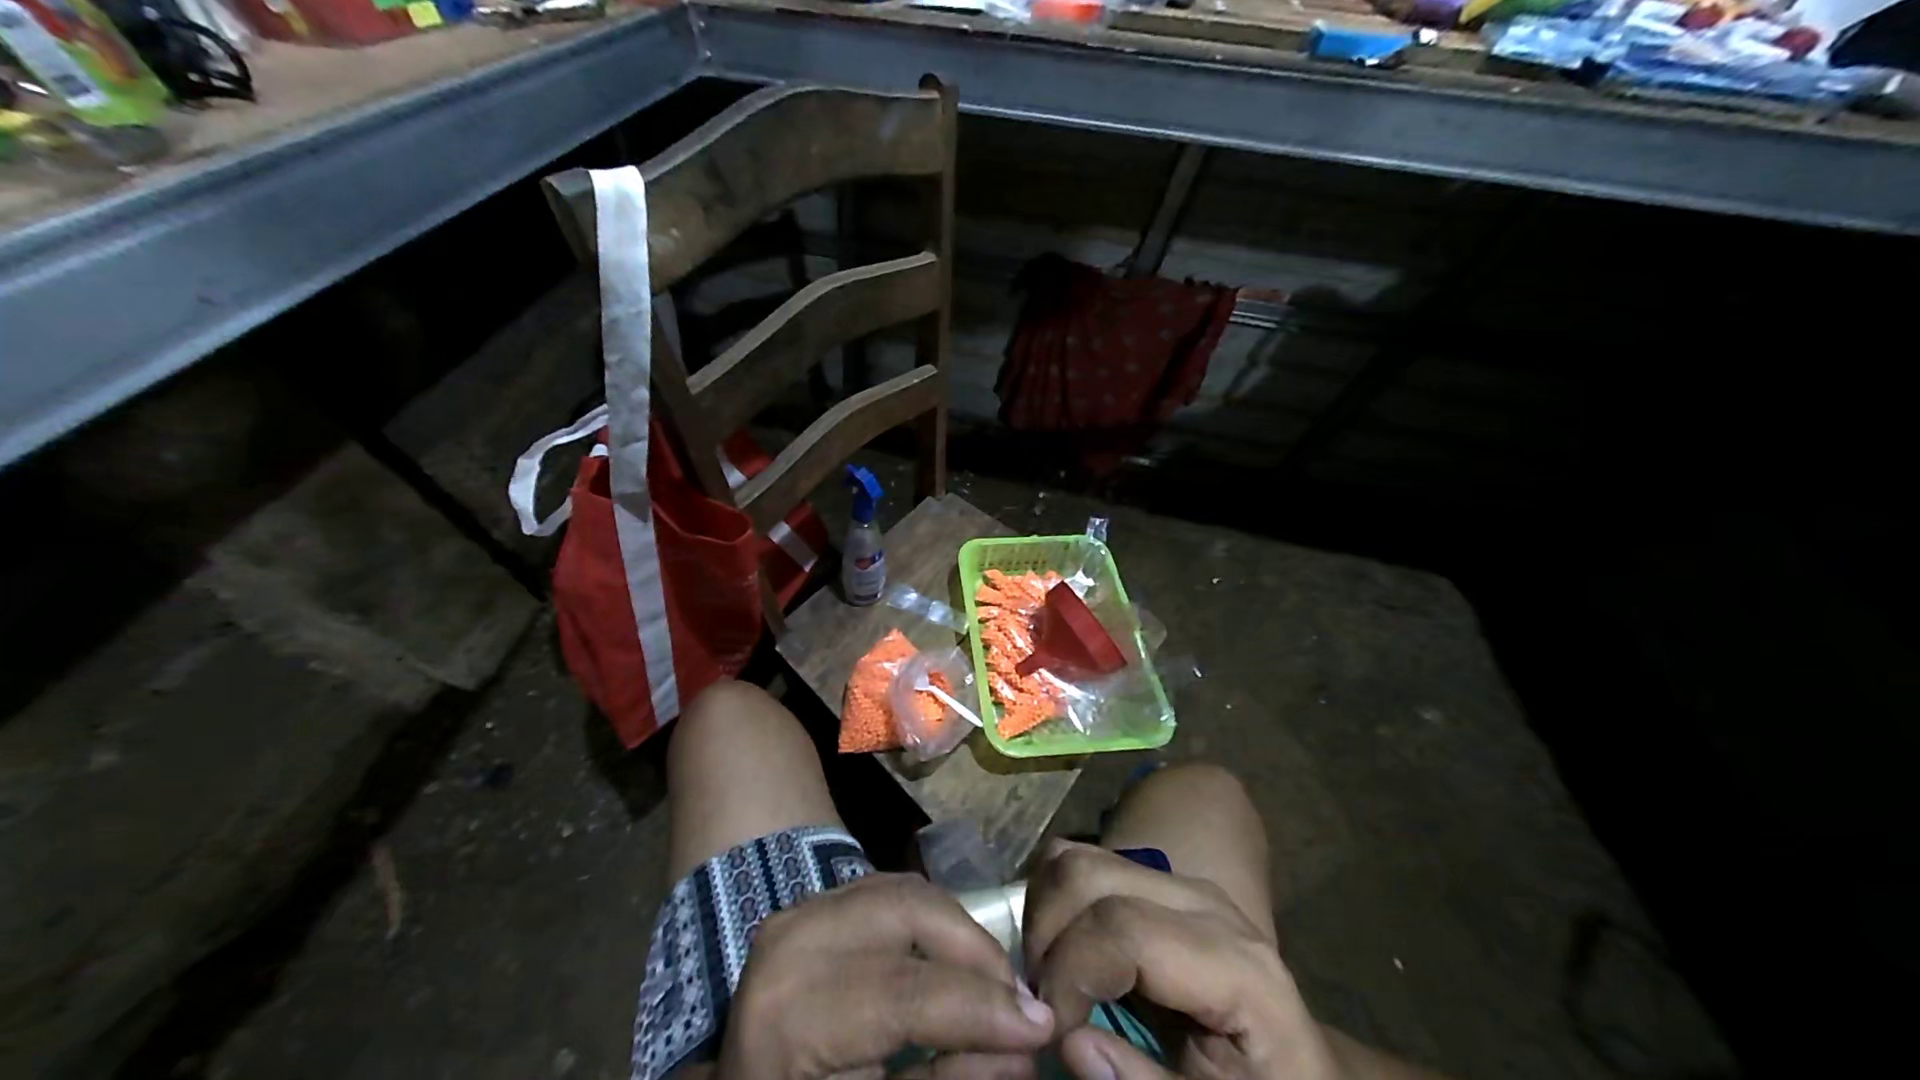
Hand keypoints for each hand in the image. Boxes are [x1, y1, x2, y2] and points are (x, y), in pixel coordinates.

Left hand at [716, 872, 1055, 1079]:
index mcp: (789, 1013)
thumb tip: (1024, 1047)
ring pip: (907, 891)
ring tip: (993, 981)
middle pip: (910, 913)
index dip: (980, 1007)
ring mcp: (801, 910)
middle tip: (1019, 1000)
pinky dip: (934, 917)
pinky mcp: (816, 900)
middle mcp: (791, 941)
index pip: (904, 994)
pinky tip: (954, 956)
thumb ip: (948, 1078)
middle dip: (976, 951)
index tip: (1040, 1025)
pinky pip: (891, 890)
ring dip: (960, 931)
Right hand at [1023, 843, 1342, 1079]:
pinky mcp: (1155, 879)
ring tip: (1049, 979)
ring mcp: (1177, 881)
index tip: (1054, 1032)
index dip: (1071, 974)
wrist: (1299, 1063)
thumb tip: (1071, 1042)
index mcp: (1236, 965)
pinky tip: (1059, 951)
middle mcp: (1205, 902)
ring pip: (1077, 859)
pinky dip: (1051, 899)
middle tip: (1041, 1006)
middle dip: (1045, 939)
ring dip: (1042, 915)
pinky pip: (1081, 863)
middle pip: (1090, 877)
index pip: (1124, 928)